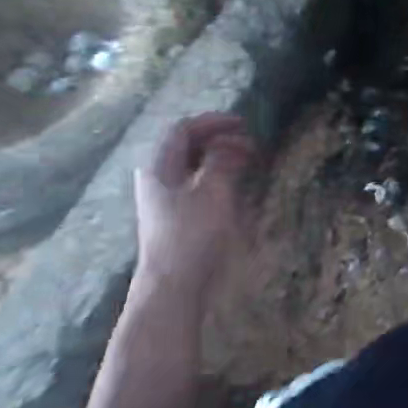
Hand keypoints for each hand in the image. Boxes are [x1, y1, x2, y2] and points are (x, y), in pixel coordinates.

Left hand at [131, 113, 256, 297]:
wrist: (173, 285)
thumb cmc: (192, 236)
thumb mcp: (213, 193)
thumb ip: (220, 163)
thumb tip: (228, 146)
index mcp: (160, 167)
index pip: (184, 130)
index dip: (214, 122)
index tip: (243, 124)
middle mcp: (157, 179)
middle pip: (186, 147)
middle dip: (218, 140)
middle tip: (250, 145)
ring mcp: (164, 200)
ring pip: (192, 167)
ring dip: (219, 159)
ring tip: (247, 163)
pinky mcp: (174, 218)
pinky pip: (195, 185)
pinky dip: (216, 178)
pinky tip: (234, 187)